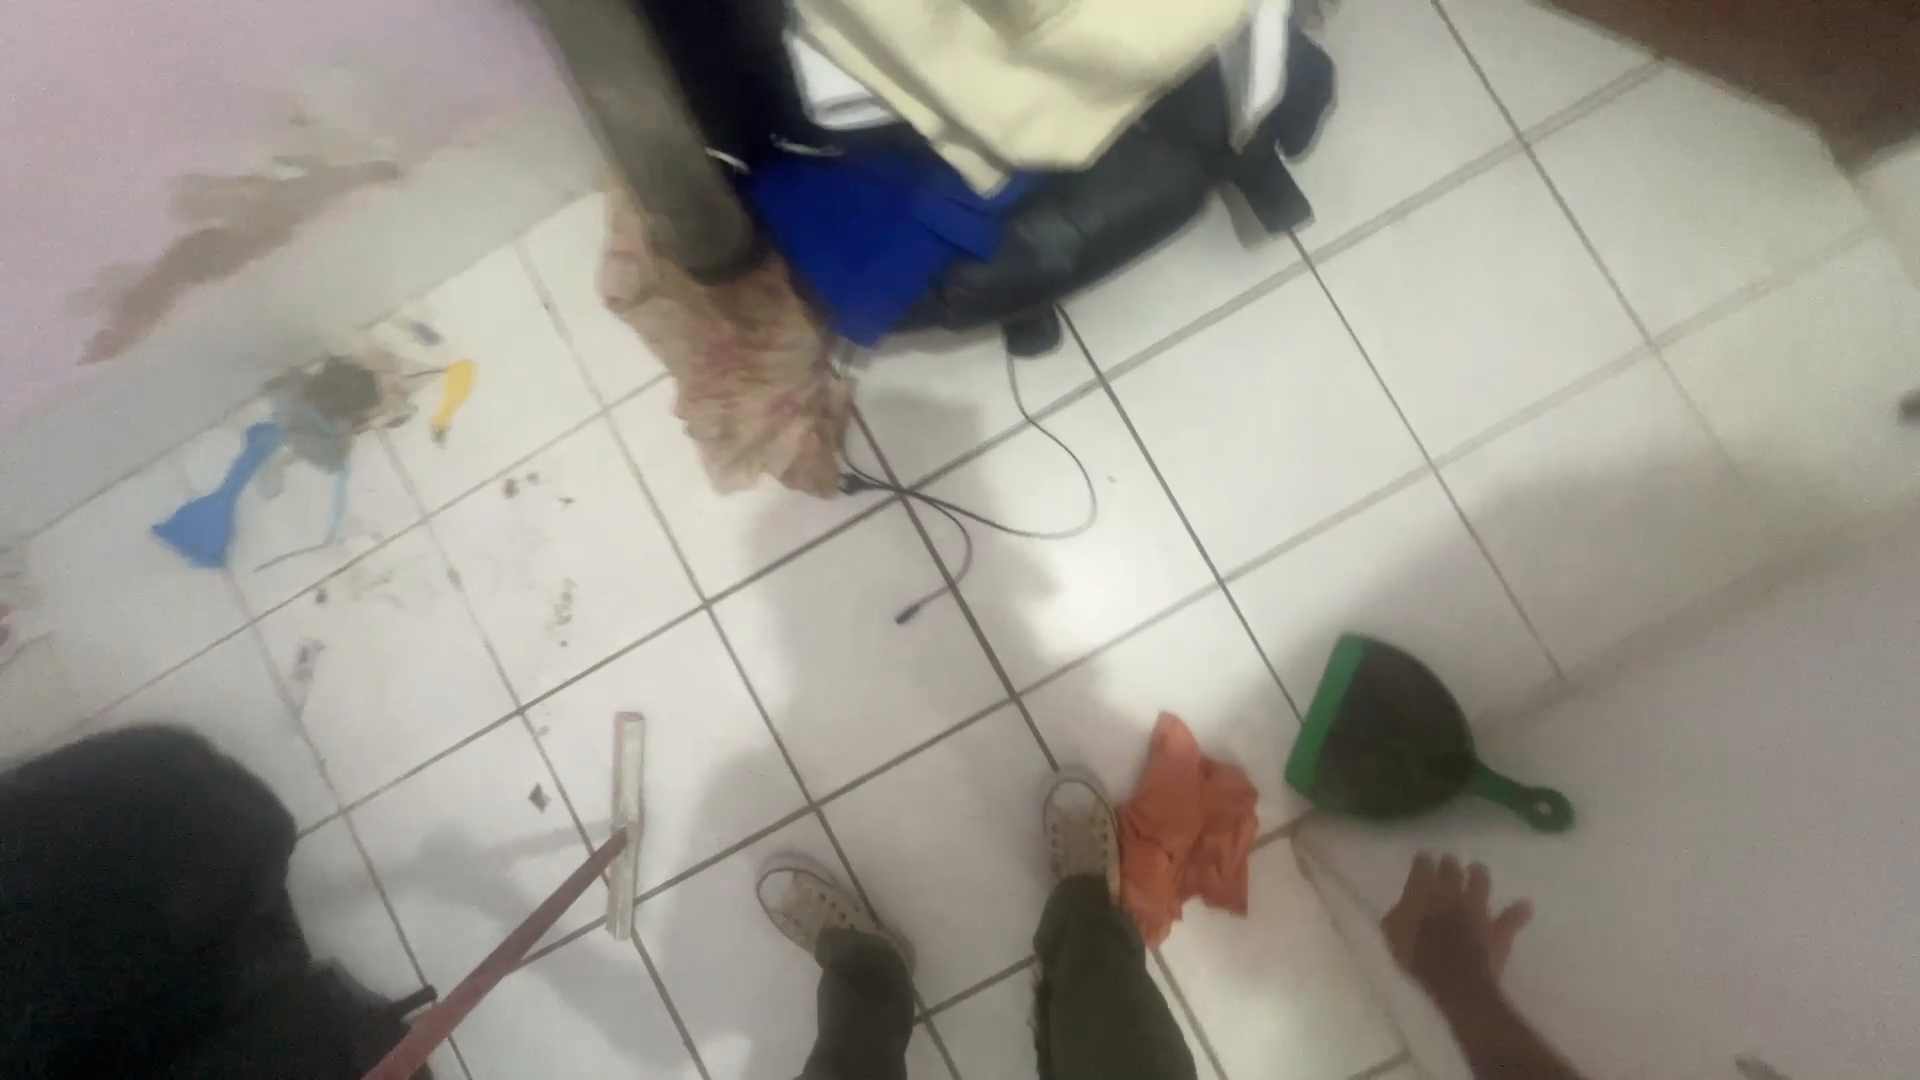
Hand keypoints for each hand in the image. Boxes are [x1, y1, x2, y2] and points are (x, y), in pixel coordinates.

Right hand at [1381, 854, 1531, 1004]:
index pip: (1422, 866)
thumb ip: (1397, 914)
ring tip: (1478, 868)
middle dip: (1450, 863)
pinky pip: (1512, 918)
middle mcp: (1451, 893)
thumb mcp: (1392, 933)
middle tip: (1449, 859)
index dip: (1422, 861)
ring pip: (1480, 884)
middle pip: (1451, 870)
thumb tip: (1400, 907)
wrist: (1455, 979)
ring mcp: (1477, 910)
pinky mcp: (1498, 930)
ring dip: (1479, 875)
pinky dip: (1519, 911)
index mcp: (1422, 891)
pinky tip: (1526, 905)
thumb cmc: (1417, 955)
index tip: (1422, 857)